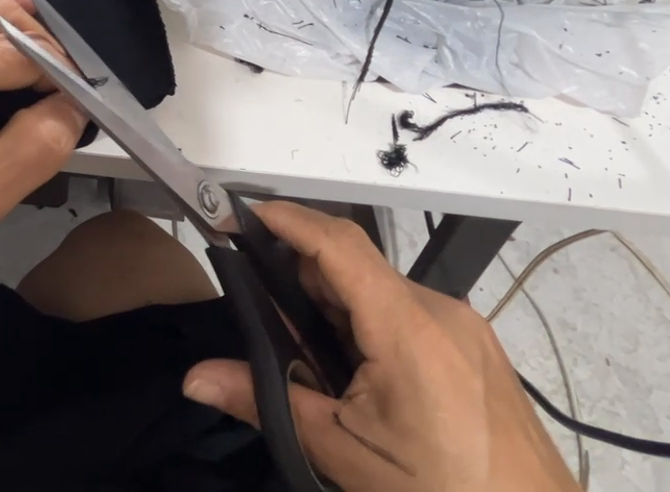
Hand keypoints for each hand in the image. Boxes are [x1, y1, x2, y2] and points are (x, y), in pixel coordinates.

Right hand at [181, 202, 578, 491]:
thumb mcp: (346, 454)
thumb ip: (267, 402)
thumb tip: (195, 377)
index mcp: (407, 329)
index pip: (337, 243)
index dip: (286, 219)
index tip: (239, 214)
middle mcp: (438, 310)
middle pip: (349, 266)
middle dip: (301, 286)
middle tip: (279, 337)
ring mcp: (462, 325)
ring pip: (374, 289)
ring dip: (335, 310)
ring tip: (325, 371)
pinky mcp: (474, 342)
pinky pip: (404, 310)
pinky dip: (367, 324)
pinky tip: (363, 379)